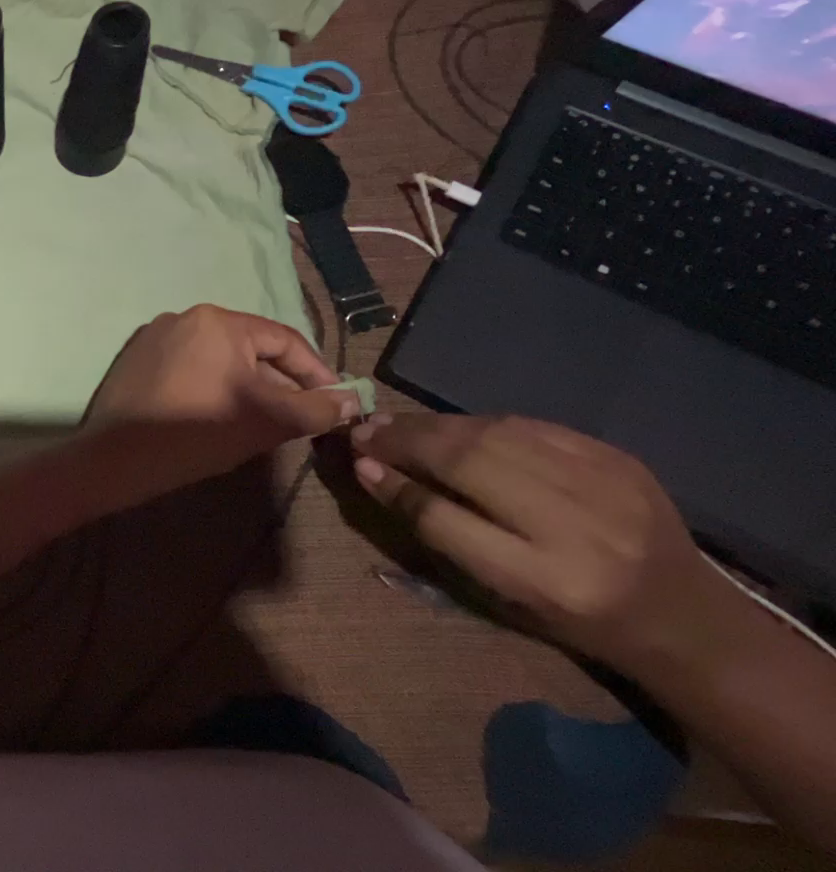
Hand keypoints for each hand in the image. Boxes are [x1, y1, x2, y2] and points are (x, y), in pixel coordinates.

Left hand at [86, 305, 360, 481]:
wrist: (116, 459)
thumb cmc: (196, 433)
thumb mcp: (266, 421)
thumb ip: (315, 408)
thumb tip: (352, 400)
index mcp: (217, 321)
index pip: (284, 341)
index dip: (317, 373)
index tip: (338, 402)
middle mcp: (183, 318)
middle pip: (250, 349)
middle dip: (280, 383)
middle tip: (301, 418)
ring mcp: (153, 338)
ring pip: (218, 360)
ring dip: (246, 387)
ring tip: (262, 422)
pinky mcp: (134, 361)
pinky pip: (188, 368)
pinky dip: (211, 388)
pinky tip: (217, 418)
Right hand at [350, 413, 736, 671]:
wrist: (683, 614)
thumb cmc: (572, 616)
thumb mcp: (499, 592)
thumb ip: (438, 531)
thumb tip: (373, 473)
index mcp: (544, 578)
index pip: (446, 521)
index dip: (396, 487)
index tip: (357, 464)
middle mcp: (577, 527)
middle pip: (470, 464)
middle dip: (407, 441)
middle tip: (363, 432)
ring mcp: (604, 484)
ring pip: (496, 435)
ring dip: (435, 425)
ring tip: (395, 424)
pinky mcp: (618, 458)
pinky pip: (529, 426)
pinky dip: (479, 424)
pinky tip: (453, 428)